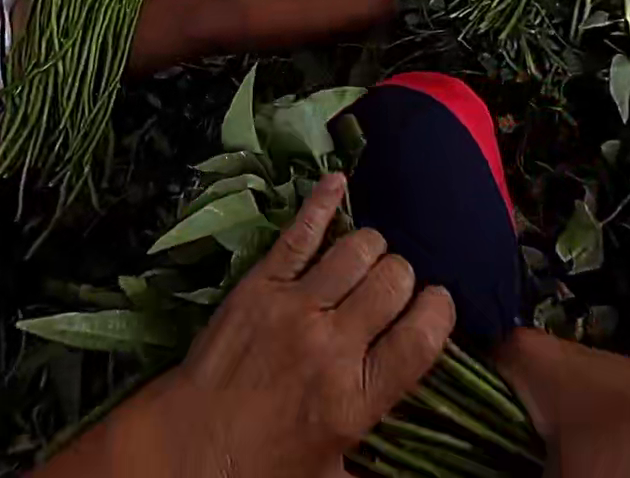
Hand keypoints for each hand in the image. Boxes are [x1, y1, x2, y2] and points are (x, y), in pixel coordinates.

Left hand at [158, 173, 455, 477]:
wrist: (190, 447)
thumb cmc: (265, 465)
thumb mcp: (336, 469)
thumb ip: (381, 435)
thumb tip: (418, 405)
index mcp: (356, 399)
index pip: (422, 338)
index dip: (439, 311)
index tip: (437, 303)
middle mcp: (332, 345)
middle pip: (393, 281)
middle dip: (402, 276)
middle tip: (391, 286)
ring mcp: (295, 305)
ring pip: (356, 249)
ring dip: (372, 247)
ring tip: (367, 257)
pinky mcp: (263, 280)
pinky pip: (301, 231)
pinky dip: (323, 201)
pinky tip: (338, 180)